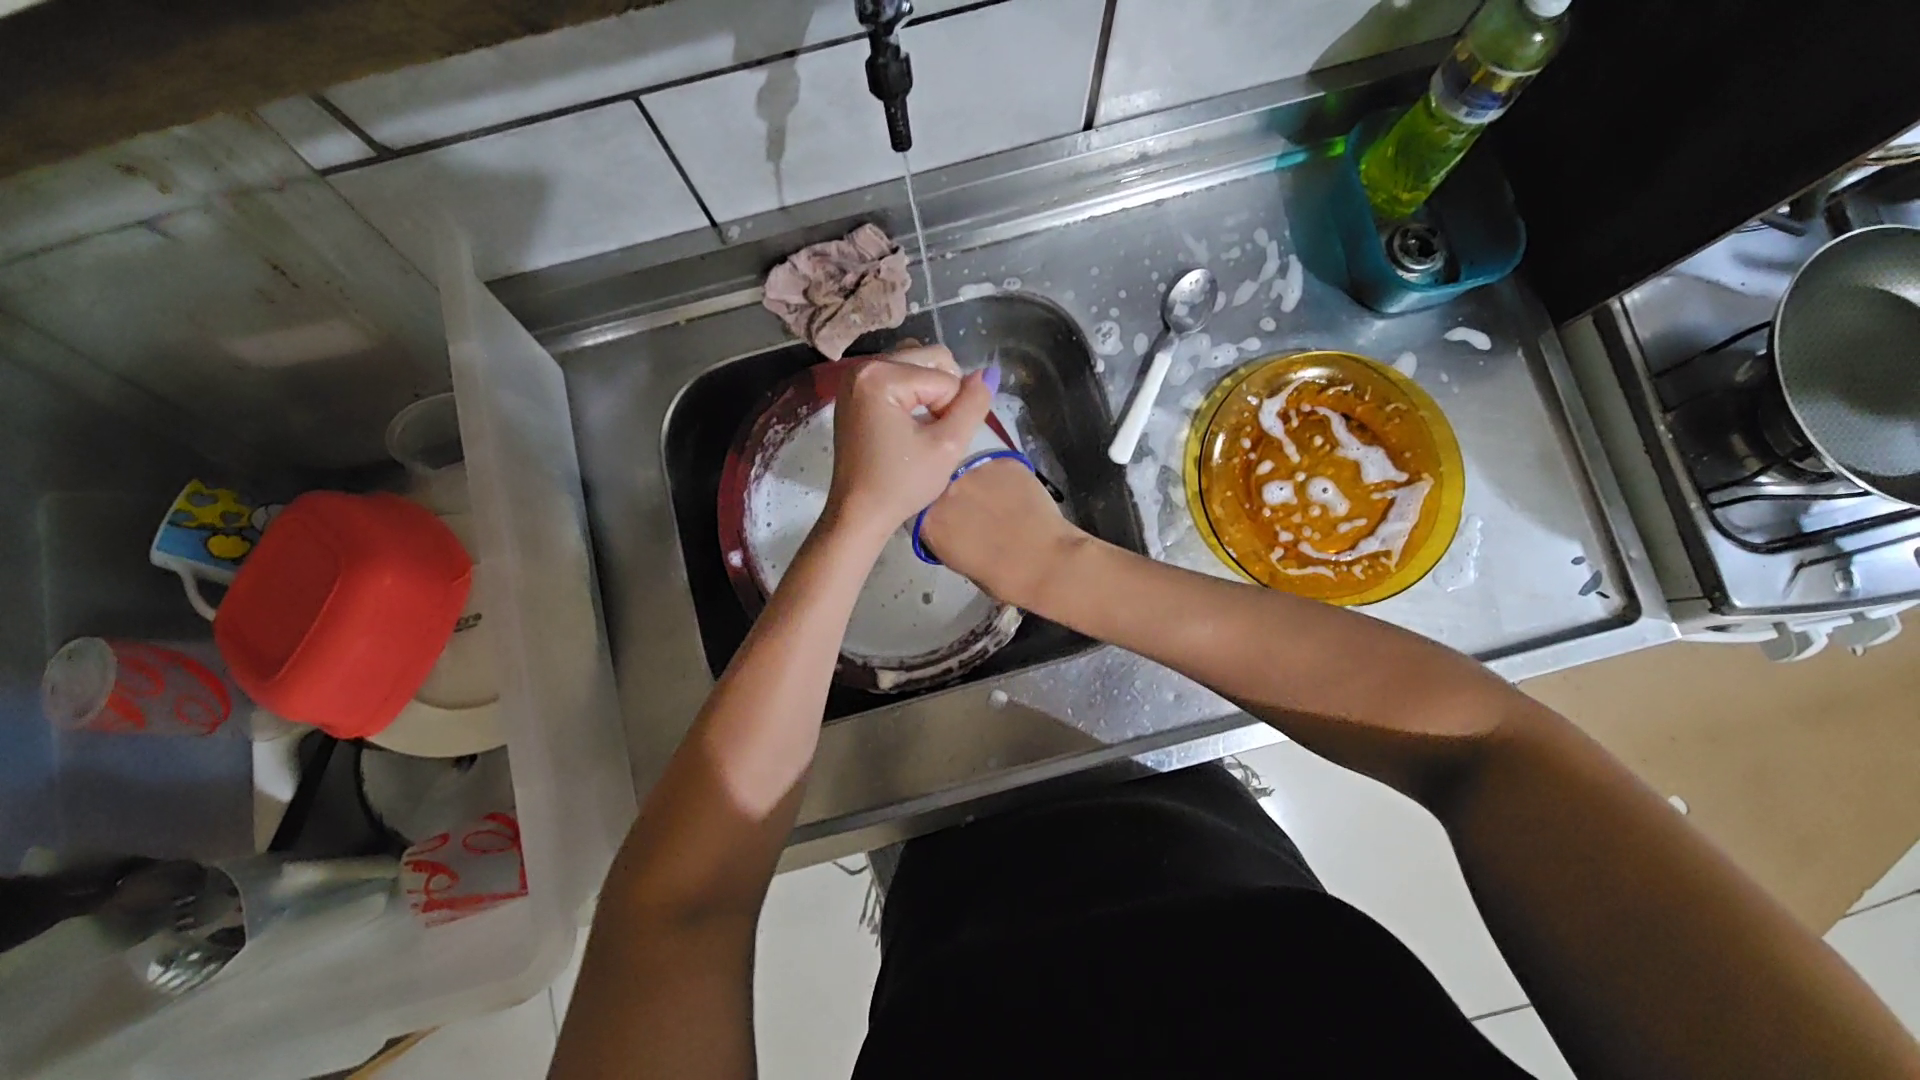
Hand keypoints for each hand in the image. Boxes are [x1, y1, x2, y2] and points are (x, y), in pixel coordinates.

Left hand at [824, 345, 994, 537]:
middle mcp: (864, 365)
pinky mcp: (855, 389)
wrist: (859, 512)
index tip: (933, 442)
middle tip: (930, 433)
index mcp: (881, 375)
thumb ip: (974, 405)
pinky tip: (907, 423)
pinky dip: (912, 393)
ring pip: (917, 364)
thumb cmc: (901, 484)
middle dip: (943, 394)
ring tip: (920, 427)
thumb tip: (989, 373)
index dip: (952, 412)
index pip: (946, 378)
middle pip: (932, 359)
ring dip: (930, 392)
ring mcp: (855, 376)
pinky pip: (899, 374)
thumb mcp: (948, 446)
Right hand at [919, 458, 1088, 605]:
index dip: (939, 513)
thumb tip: (954, 525)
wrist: (1046, 563)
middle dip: (957, 496)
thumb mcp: (959, 562)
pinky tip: (1016, 496)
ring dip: (979, 484)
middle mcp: (946, 490)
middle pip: (945, 485)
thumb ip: (948, 537)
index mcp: (930, 521)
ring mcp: (975, 471)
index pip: (923, 509)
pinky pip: (997, 467)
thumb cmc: (1003, 577)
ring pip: (970, 472)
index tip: (952, 520)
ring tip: (998, 502)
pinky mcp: (1004, 462)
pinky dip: (1004, 479)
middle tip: (977, 510)